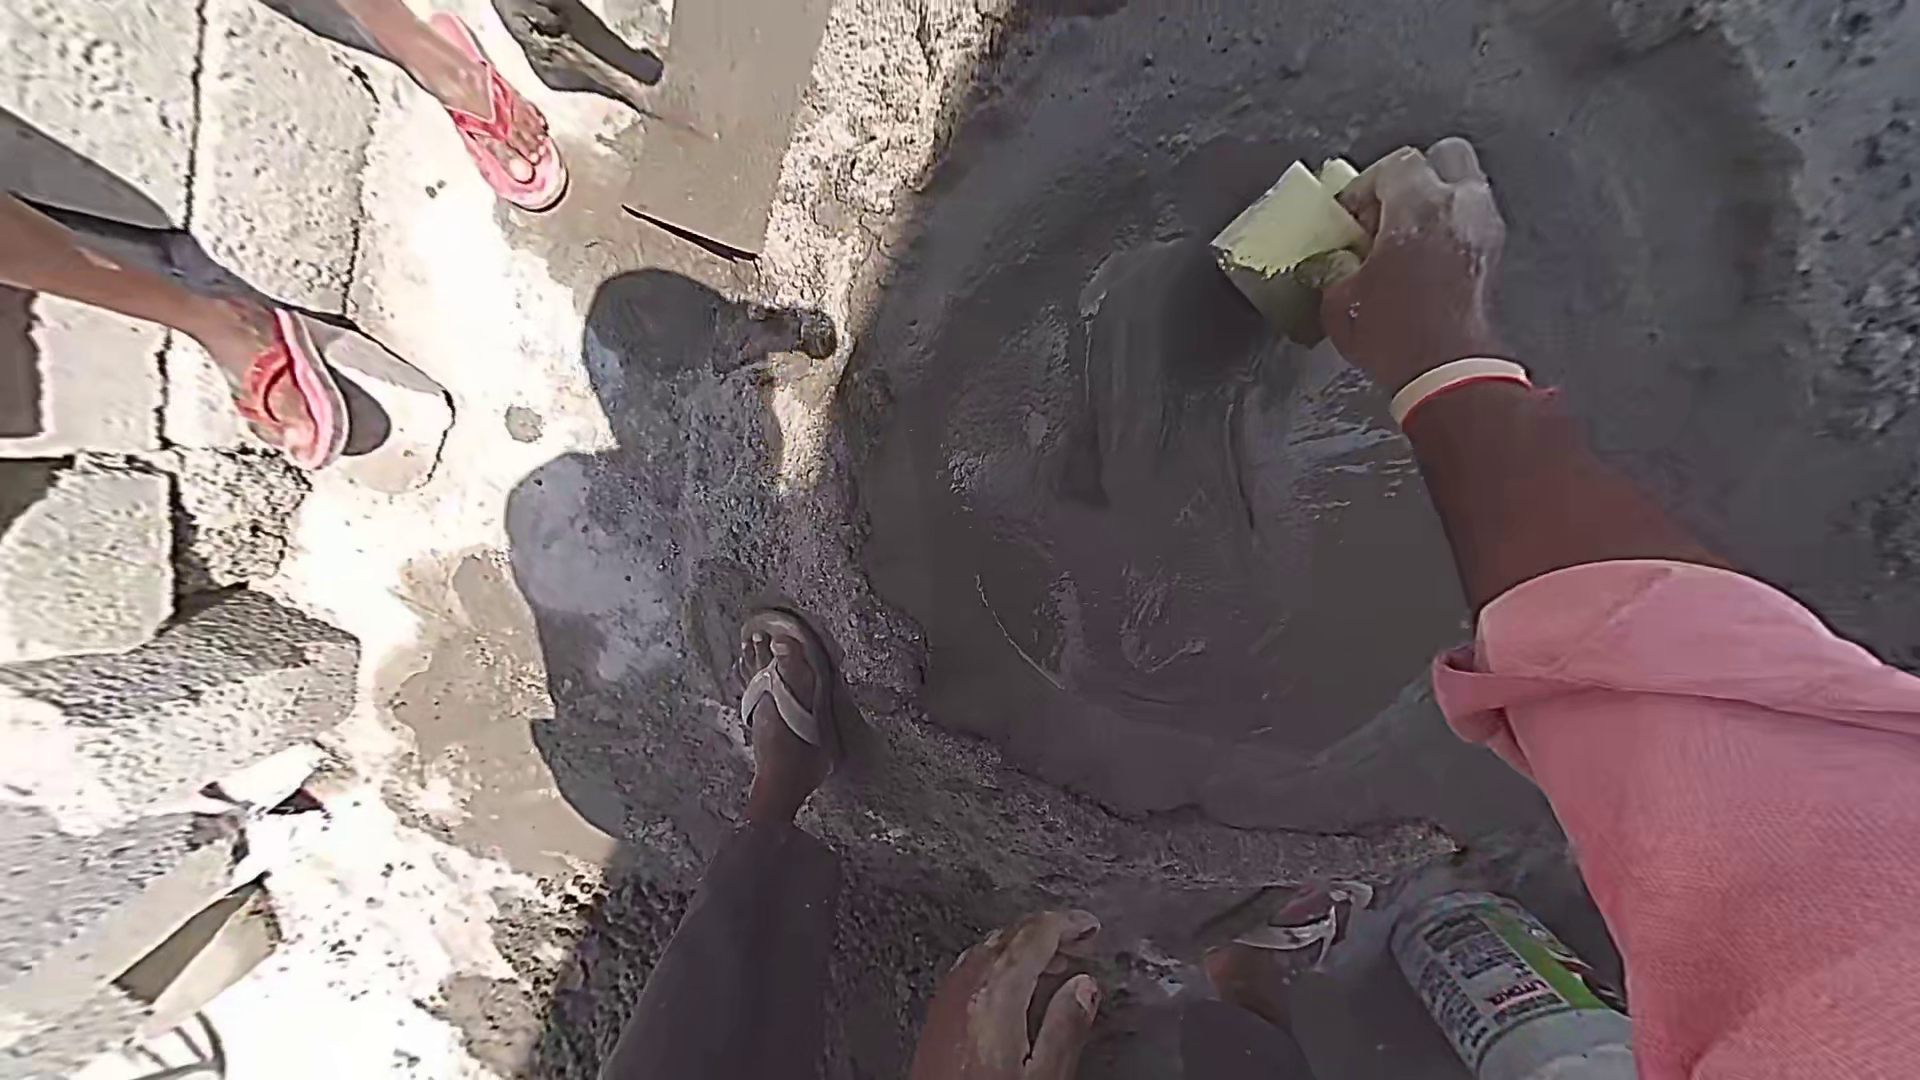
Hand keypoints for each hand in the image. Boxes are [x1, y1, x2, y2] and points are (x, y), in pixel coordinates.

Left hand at [909, 910, 1102, 1079]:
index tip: (1090, 927)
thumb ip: (1065, 1029)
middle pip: (1013, 935)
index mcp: (996, 991)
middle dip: (1049, 934)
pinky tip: (1015, 985)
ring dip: (1026, 948)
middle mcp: (968, 981)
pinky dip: (1003, 962)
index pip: (1036, 934)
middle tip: (1080, 945)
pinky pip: (976, 964)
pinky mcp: (940, 1011)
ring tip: (1055, 965)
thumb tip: (1085, 987)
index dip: (1068, 924)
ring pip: (994, 947)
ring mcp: (949, 993)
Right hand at [1322, 138, 1508, 391]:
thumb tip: (1329, 260)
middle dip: (1407, 179)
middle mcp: (1461, 204)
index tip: (1345, 214)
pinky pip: (1467, 216)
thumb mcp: (1339, 301)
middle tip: (1377, 213)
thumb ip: (1334, 268)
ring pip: (1460, 185)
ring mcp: (1484, 224)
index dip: (1363, 186)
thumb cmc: (1391, 331)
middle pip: (1441, 157)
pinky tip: (1418, 257)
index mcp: (1419, 207)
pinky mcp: (1492, 249)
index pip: (1395, 164)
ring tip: (1397, 238)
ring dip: (1428, 201)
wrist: (1443, 365)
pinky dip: (1444, 225)